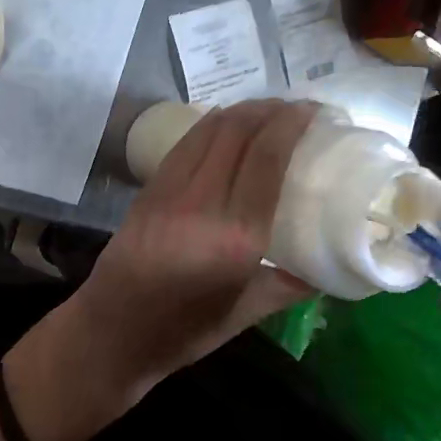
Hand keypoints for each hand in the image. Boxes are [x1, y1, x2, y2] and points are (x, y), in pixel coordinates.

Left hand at [3, 101, 317, 440]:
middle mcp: (203, 205)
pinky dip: (214, 123)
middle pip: (239, 132)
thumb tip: (329, 263)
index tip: (316, 111)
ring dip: (244, 110)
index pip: (267, 158)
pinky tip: (229, 123)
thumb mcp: (246, 315)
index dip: (292, 124)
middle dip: (272, 109)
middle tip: (299, 108)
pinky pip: (188, 142)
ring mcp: (171, 191)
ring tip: (270, 110)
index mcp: (236, 239)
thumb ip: (290, 284)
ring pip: (211, 130)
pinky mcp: (150, 187)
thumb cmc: (184, 332)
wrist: (111, 333)